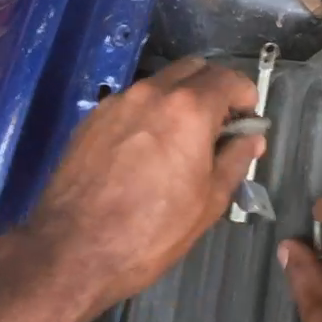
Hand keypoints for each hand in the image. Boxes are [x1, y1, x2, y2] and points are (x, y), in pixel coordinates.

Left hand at [22, 57, 264, 314]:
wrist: (70, 253)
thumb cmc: (151, 232)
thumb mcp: (209, 201)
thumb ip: (236, 159)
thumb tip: (251, 138)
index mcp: (190, 109)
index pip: (230, 78)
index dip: (246, 96)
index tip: (247, 119)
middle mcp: (155, 92)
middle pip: (196, 68)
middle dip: (214, 88)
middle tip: (218, 123)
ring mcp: (119, 102)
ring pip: (162, 82)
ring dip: (180, 97)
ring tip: (180, 137)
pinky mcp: (92, 118)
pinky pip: (133, 100)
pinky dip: (149, 111)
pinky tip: (145, 148)